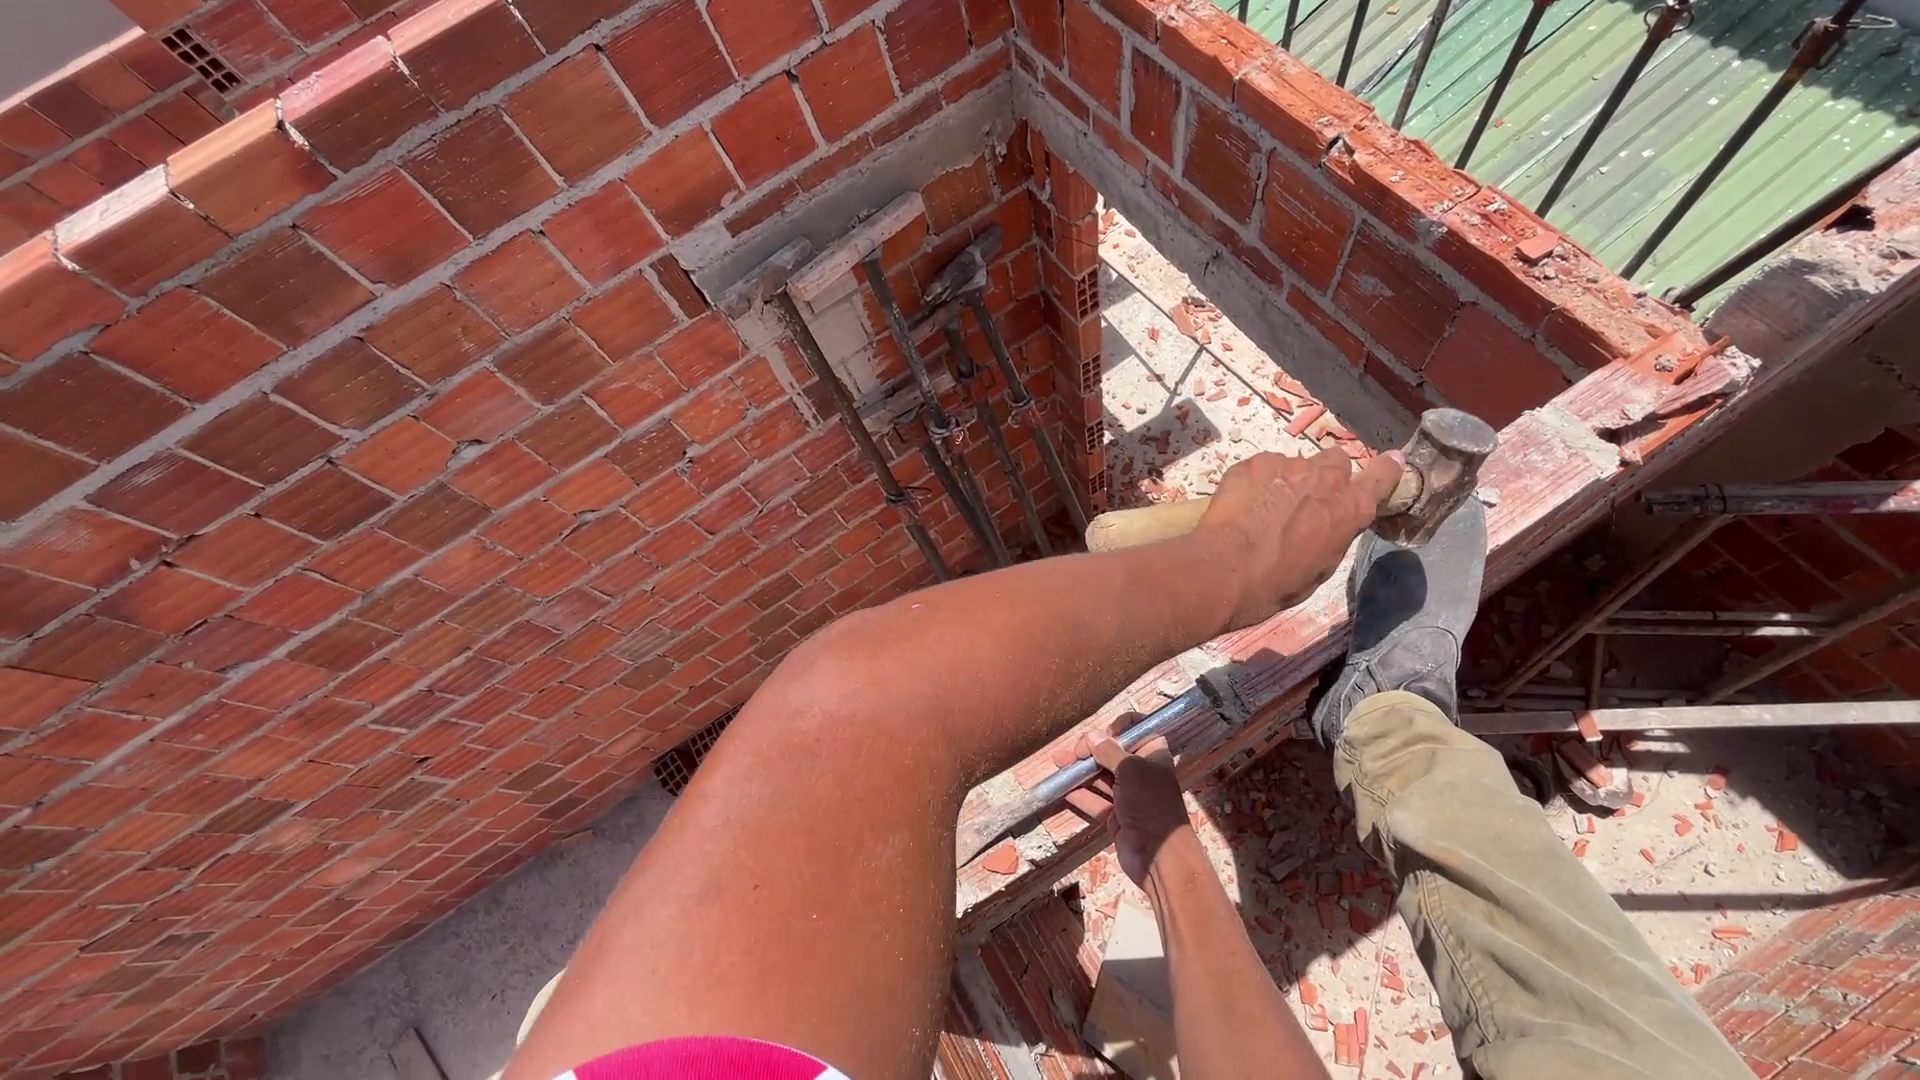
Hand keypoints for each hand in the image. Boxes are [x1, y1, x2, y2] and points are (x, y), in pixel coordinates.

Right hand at [1069, 733, 1191, 885]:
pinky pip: (1095, 800)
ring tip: (1059, 765)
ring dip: (1080, 770)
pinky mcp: (1116, 815)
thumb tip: (1092, 736)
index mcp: (1152, 754)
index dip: (1118, 728)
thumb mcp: (1131, 770)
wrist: (1158, 855)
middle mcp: (1141, 771)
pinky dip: (1080, 794)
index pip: (1137, 730)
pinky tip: (1063, 789)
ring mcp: (1128, 794)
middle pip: (1112, 753)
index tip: (1102, 734)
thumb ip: (1109, 751)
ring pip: (1100, 776)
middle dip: (1089, 750)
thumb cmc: (1150, 803)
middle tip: (1071, 754)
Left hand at [1196, 449, 1402, 629]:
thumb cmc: (1277, 583)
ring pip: (1298, 462)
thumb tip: (1329, 526)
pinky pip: (1263, 466)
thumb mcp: (1321, 568)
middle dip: (1326, 476)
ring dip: (1289, 479)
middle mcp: (1327, 478)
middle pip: (1337, 461)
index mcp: (1352, 508)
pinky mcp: (1255, 462)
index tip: (1385, 466)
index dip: (1383, 471)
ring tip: (1266, 506)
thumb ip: (1334, 535)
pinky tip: (1243, 504)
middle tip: (1305, 499)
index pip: (1383, 475)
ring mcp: (1290, 465)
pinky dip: (1258, 481)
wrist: (1227, 570)